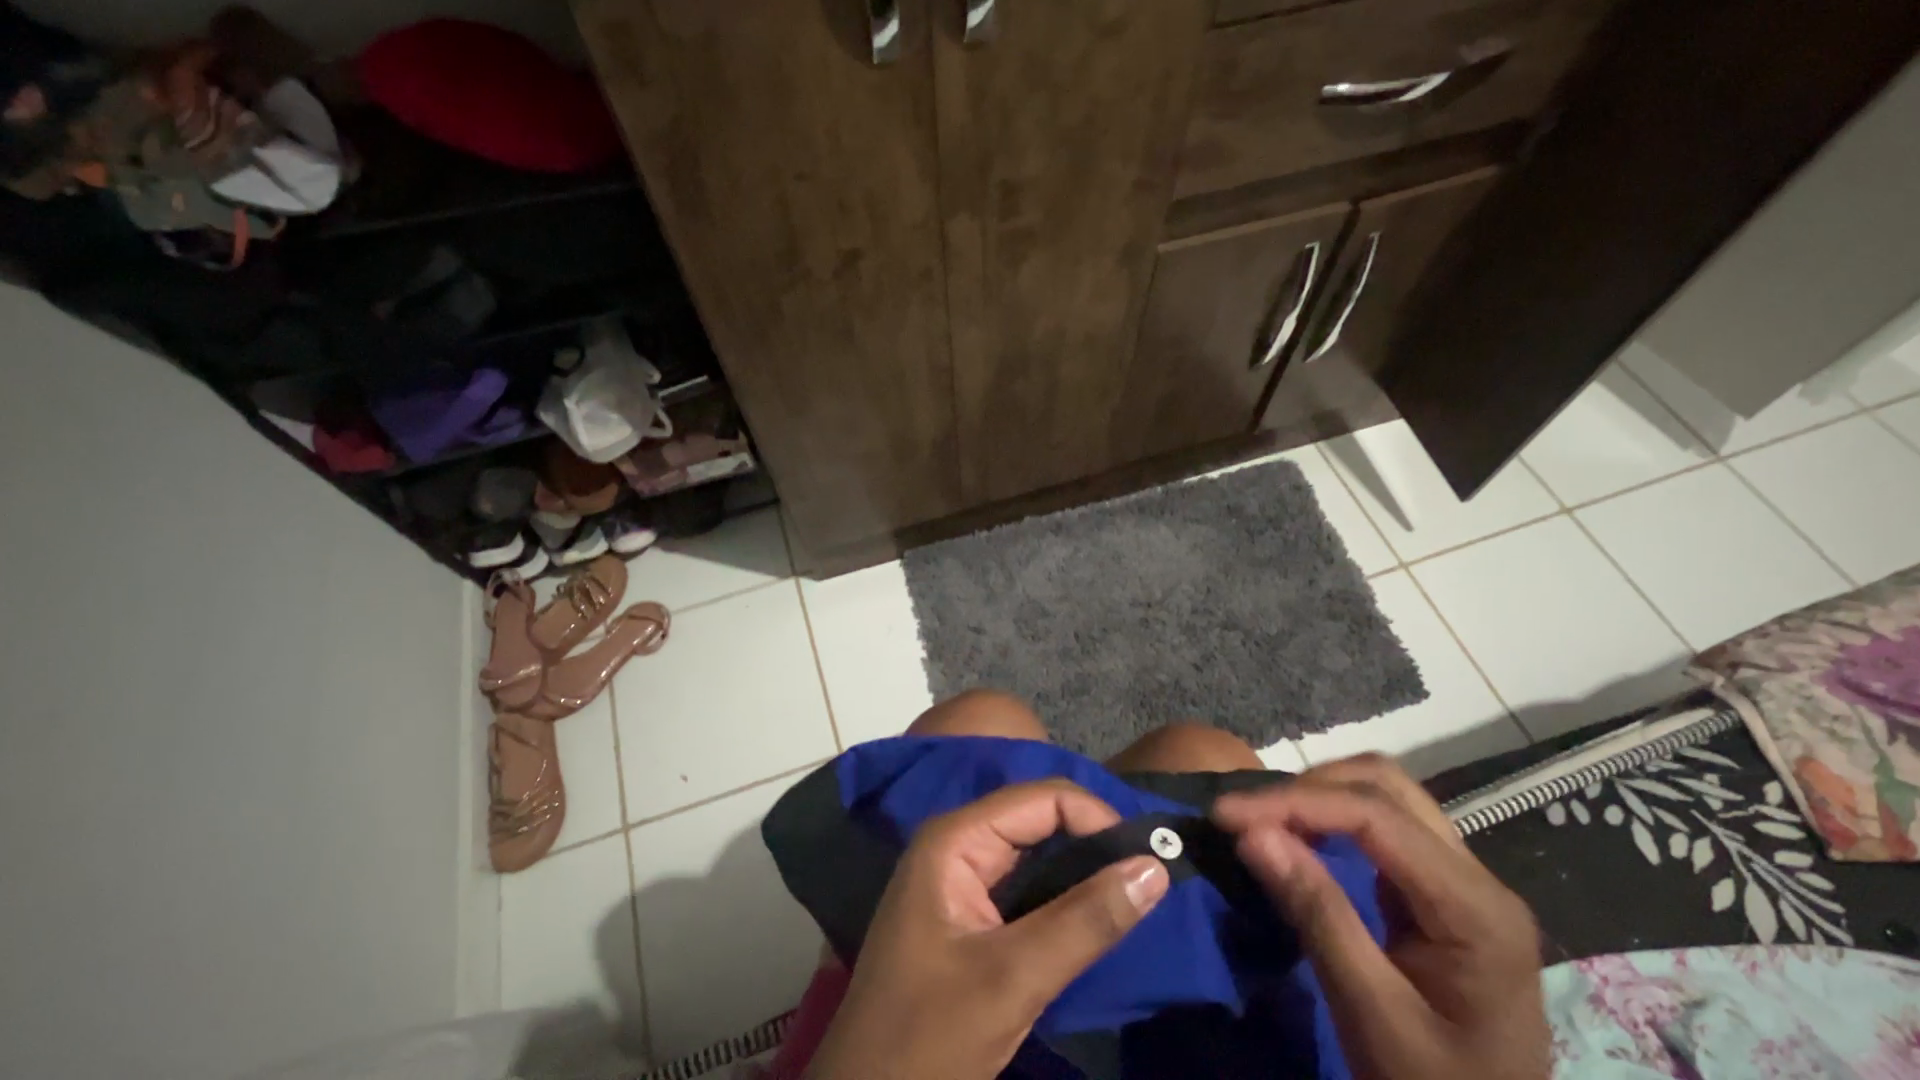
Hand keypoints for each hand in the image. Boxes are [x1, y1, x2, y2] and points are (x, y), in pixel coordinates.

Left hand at [808, 780, 1169, 1079]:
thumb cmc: (929, 1034)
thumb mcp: (1013, 978)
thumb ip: (1085, 921)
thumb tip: (1155, 867)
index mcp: (954, 841)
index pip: (1043, 799)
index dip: (1099, 819)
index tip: (1149, 863)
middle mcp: (956, 846)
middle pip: (1040, 821)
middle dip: (1096, 844)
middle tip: (1152, 882)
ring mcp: (959, 882)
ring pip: (1037, 855)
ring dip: (1084, 874)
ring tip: (1137, 900)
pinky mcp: (968, 916)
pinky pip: (1027, 889)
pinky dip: (1065, 900)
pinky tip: (1098, 921)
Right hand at [1214, 755, 1549, 1079]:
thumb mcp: (1369, 1012)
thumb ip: (1317, 914)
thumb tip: (1252, 834)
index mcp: (1475, 907)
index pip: (1377, 816)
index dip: (1295, 801)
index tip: (1224, 812)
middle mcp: (1480, 878)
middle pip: (1389, 788)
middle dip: (1308, 788)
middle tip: (1244, 816)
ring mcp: (1467, 884)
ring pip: (1390, 799)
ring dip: (1321, 797)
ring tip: (1261, 820)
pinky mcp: (1445, 896)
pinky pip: (1387, 832)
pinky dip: (1335, 822)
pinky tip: (1298, 839)